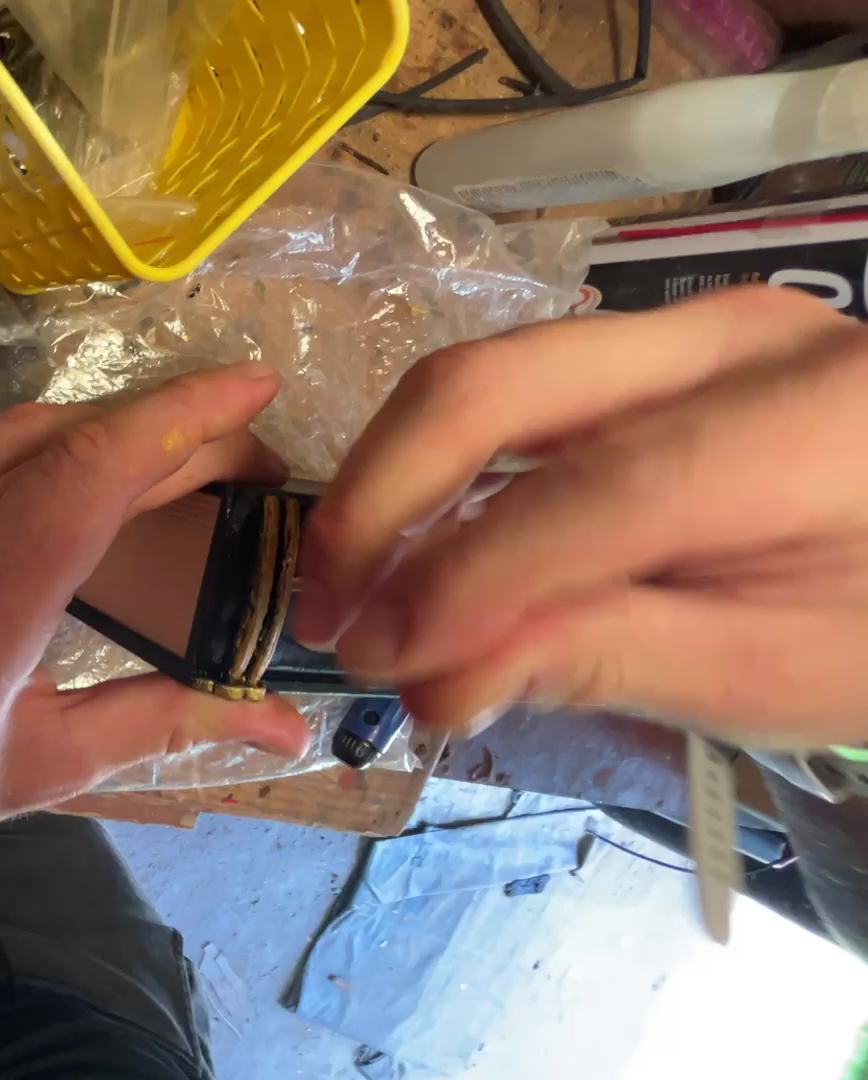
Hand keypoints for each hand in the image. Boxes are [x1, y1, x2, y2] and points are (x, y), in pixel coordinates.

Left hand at [0, 363, 311, 886]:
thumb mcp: (52, 763)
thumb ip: (167, 722)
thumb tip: (288, 728)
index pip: (84, 477)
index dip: (177, 418)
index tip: (252, 388)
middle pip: (59, 437)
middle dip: (160, 426)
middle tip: (233, 449)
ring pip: (11, 434)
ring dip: (97, 435)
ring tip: (161, 463)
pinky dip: (30, 464)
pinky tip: (62, 495)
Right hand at [293, 286, 867, 747]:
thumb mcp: (782, 674)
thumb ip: (606, 662)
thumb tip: (429, 687)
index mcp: (821, 425)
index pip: (596, 494)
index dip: (466, 584)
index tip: (379, 663)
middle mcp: (718, 342)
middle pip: (478, 394)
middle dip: (370, 509)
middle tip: (324, 612)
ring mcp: (654, 335)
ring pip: (452, 386)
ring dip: (370, 494)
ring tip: (341, 591)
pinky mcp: (605, 357)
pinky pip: (470, 405)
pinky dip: (404, 481)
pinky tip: (393, 553)